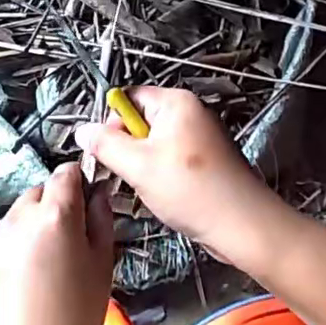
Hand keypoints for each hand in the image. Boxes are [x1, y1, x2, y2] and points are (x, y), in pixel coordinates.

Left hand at [0, 163, 113, 324]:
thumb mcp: (102, 272)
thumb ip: (101, 222)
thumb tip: (97, 193)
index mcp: (54, 217)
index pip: (65, 175)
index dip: (77, 184)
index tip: (84, 204)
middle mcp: (16, 219)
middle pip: (37, 196)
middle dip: (51, 211)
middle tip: (63, 251)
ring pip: (14, 222)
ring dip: (27, 234)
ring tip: (37, 280)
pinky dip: (5, 257)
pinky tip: (13, 293)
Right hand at [74, 87, 298, 271]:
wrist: (244, 226)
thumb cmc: (191, 190)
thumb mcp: (138, 166)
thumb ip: (105, 145)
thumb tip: (81, 131)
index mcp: (176, 102)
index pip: (127, 98)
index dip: (111, 123)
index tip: (107, 151)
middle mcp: (190, 112)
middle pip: (139, 122)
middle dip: (127, 149)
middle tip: (130, 174)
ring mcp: (200, 136)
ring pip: (152, 145)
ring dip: (142, 166)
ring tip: (150, 187)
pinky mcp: (205, 160)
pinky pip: (169, 159)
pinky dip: (161, 176)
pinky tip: (166, 195)